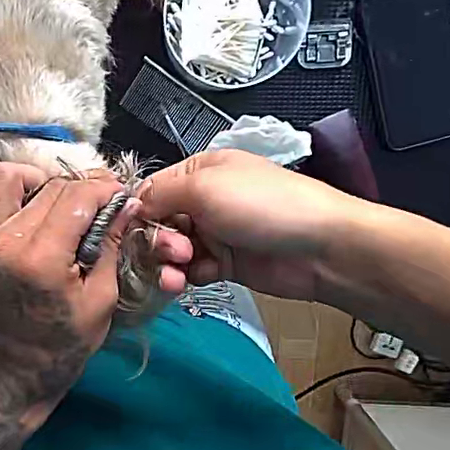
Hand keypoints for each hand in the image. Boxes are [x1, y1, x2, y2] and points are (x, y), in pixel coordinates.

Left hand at [0, 163, 139, 449]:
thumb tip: (125, 202)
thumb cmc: (65, 344)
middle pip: (48, 186)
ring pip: (7, 177)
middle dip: (80, 188)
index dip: (103, 189)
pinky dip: (6, 198)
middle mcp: (2, 242)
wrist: (13, 372)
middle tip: (96, 202)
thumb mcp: (101, 298)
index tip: (119, 194)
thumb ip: (112, 244)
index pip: (76, 197)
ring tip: (56, 202)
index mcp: (40, 260)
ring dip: (38, 182)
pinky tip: (27, 213)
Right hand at [135, 149, 367, 301]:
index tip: (131, 232)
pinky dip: (187, 276)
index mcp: (198, 171)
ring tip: (179, 271)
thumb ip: (159, 193)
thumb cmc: (263, 205)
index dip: (137, 212)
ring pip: (171, 251)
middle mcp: (203, 200)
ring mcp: (214, 232)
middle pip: (157, 223)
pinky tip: (195, 278)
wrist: (319, 247)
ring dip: (168, 263)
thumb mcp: (204, 186)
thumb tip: (130, 205)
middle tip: (175, 251)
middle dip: (156, 240)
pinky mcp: (224, 263)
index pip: (150, 190)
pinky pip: (190, 270)